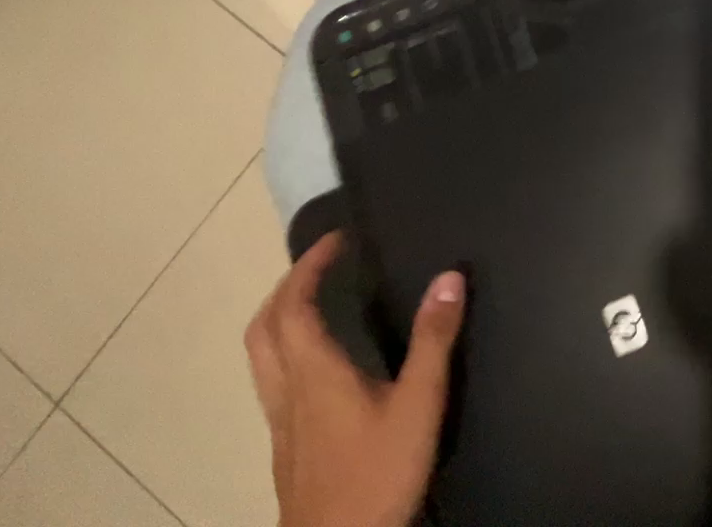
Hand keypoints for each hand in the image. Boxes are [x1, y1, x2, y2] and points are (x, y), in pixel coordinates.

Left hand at [246, 231, 466, 526]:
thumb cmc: (378, 473)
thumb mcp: (419, 403)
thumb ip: (434, 340)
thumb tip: (450, 277)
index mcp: (315, 373)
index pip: (294, 306)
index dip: (309, 267)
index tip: (336, 239)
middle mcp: (287, 391)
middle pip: (264, 328)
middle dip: (286, 287)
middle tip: (320, 264)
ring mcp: (281, 422)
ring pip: (261, 356)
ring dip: (280, 318)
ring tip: (315, 301)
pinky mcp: (286, 445)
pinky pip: (273, 380)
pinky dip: (287, 350)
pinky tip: (321, 363)